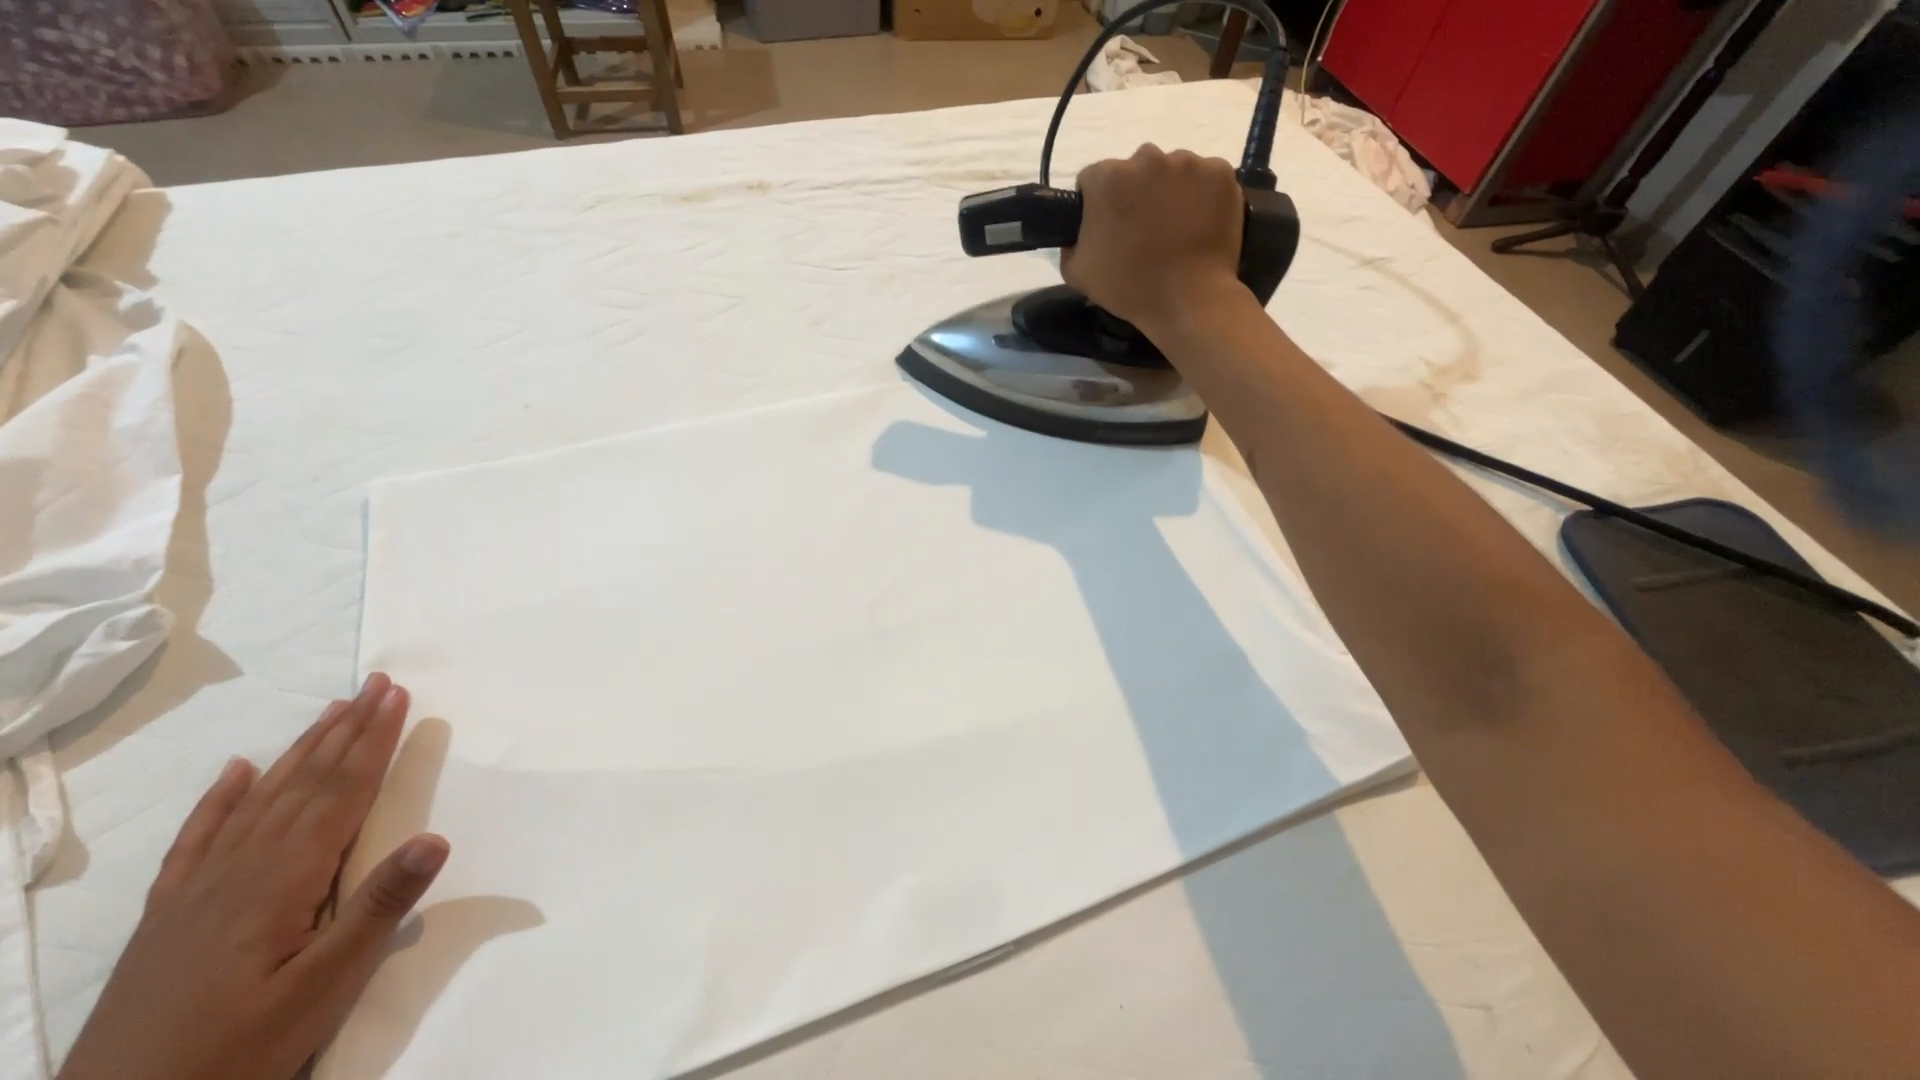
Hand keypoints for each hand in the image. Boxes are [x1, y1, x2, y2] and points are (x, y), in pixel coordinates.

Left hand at [58, 674, 448, 1079]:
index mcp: (284, 881)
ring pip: (260, 799)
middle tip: (376, 684)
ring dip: (300, 751)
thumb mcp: (323, 988)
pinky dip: (220, 798)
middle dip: (346, 730)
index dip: (373, 741)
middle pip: (304, 783)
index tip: (398, 695)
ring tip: (331, 711)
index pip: (341, 793)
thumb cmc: (240, 1048)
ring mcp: (198, 888)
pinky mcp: (169, 913)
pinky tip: (234, 772)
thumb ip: (377, 910)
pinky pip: (199, 838)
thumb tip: (436, 837)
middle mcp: (241, 868)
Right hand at [1061, 143, 1247, 337]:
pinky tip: (1199, 222)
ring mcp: (1188, 163)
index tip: (1107, 226)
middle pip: (1135, 168)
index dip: (1097, 203)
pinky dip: (1201, 193)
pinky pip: (1204, 177)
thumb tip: (1081, 230)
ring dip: (1169, 190)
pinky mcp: (1221, 172)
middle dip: (1136, 192)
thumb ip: (1070, 240)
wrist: (1189, 300)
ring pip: (1172, 170)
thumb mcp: (1076, 271)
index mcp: (1107, 177)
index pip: (1093, 178)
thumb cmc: (1129, 287)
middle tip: (1143, 228)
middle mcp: (1147, 158)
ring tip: (1175, 227)